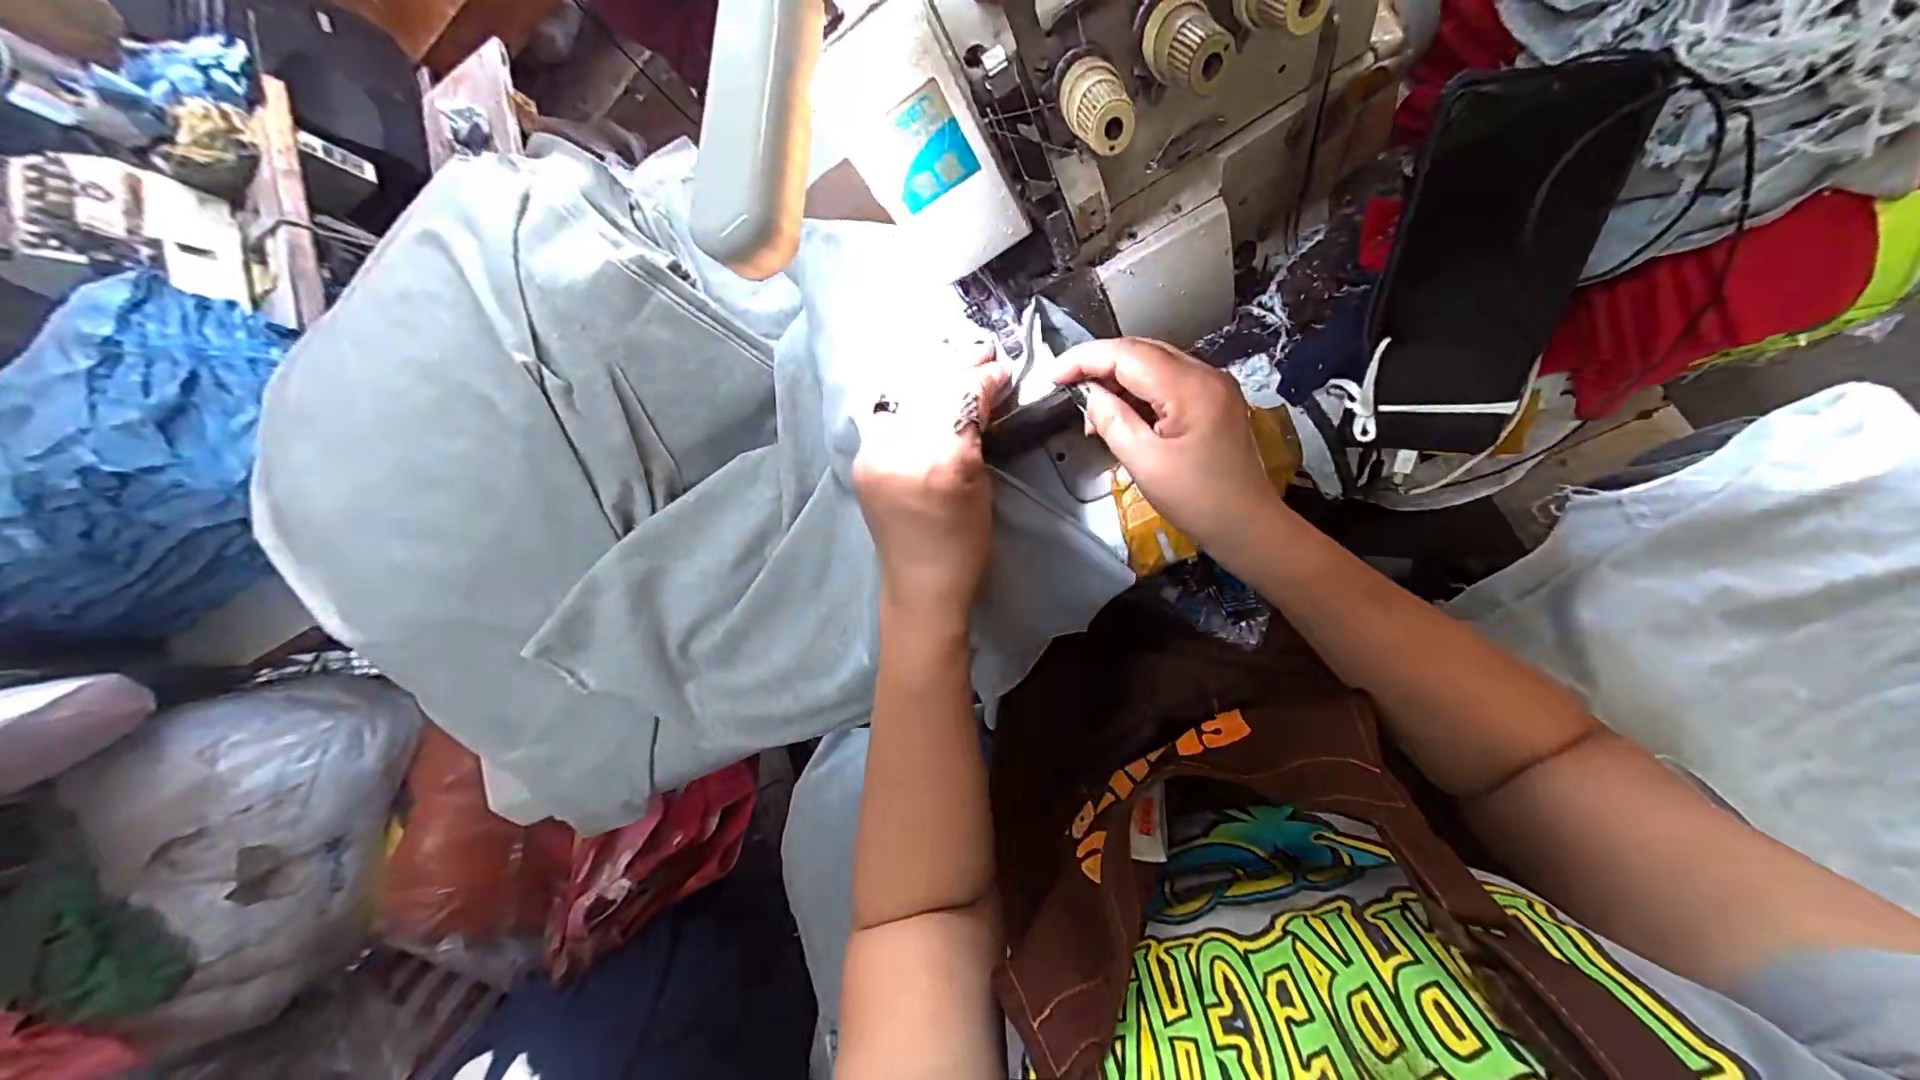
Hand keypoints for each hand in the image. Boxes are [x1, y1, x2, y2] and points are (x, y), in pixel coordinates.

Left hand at [853, 344, 1010, 623]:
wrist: (920, 583)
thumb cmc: (964, 543)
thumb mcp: (980, 484)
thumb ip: (973, 435)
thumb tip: (978, 394)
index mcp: (939, 462)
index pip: (960, 397)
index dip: (982, 378)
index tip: (999, 367)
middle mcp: (898, 451)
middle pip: (928, 387)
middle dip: (956, 364)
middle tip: (979, 351)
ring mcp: (872, 454)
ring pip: (902, 393)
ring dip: (929, 373)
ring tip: (952, 359)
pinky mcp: (861, 460)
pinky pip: (886, 414)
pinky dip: (908, 396)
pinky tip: (924, 386)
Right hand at [1044, 337, 1278, 557]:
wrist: (1247, 525)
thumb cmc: (1197, 500)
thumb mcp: (1144, 462)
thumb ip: (1111, 420)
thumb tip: (1088, 394)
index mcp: (1190, 388)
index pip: (1126, 354)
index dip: (1084, 359)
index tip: (1054, 376)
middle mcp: (1206, 375)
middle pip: (1140, 351)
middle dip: (1099, 366)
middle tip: (1069, 392)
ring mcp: (1213, 385)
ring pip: (1153, 364)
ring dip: (1117, 381)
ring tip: (1094, 415)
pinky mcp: (1213, 399)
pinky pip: (1168, 381)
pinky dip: (1138, 392)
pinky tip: (1122, 416)